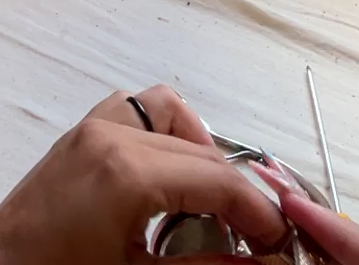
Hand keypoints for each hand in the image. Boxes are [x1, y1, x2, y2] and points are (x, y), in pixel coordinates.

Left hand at [0, 84, 287, 264]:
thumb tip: (262, 263)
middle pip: (199, 146)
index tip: (279, 244)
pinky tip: (167, 178)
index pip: (215, 178)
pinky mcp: (79, 132)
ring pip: (166, 109)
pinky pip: (133, 109)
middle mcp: (111, 133)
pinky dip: (162, 131)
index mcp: (126, 172)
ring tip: (211, 200)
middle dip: (235, 188)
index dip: (257, 212)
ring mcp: (92, 126)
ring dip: (198, 146)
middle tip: (254, 235)